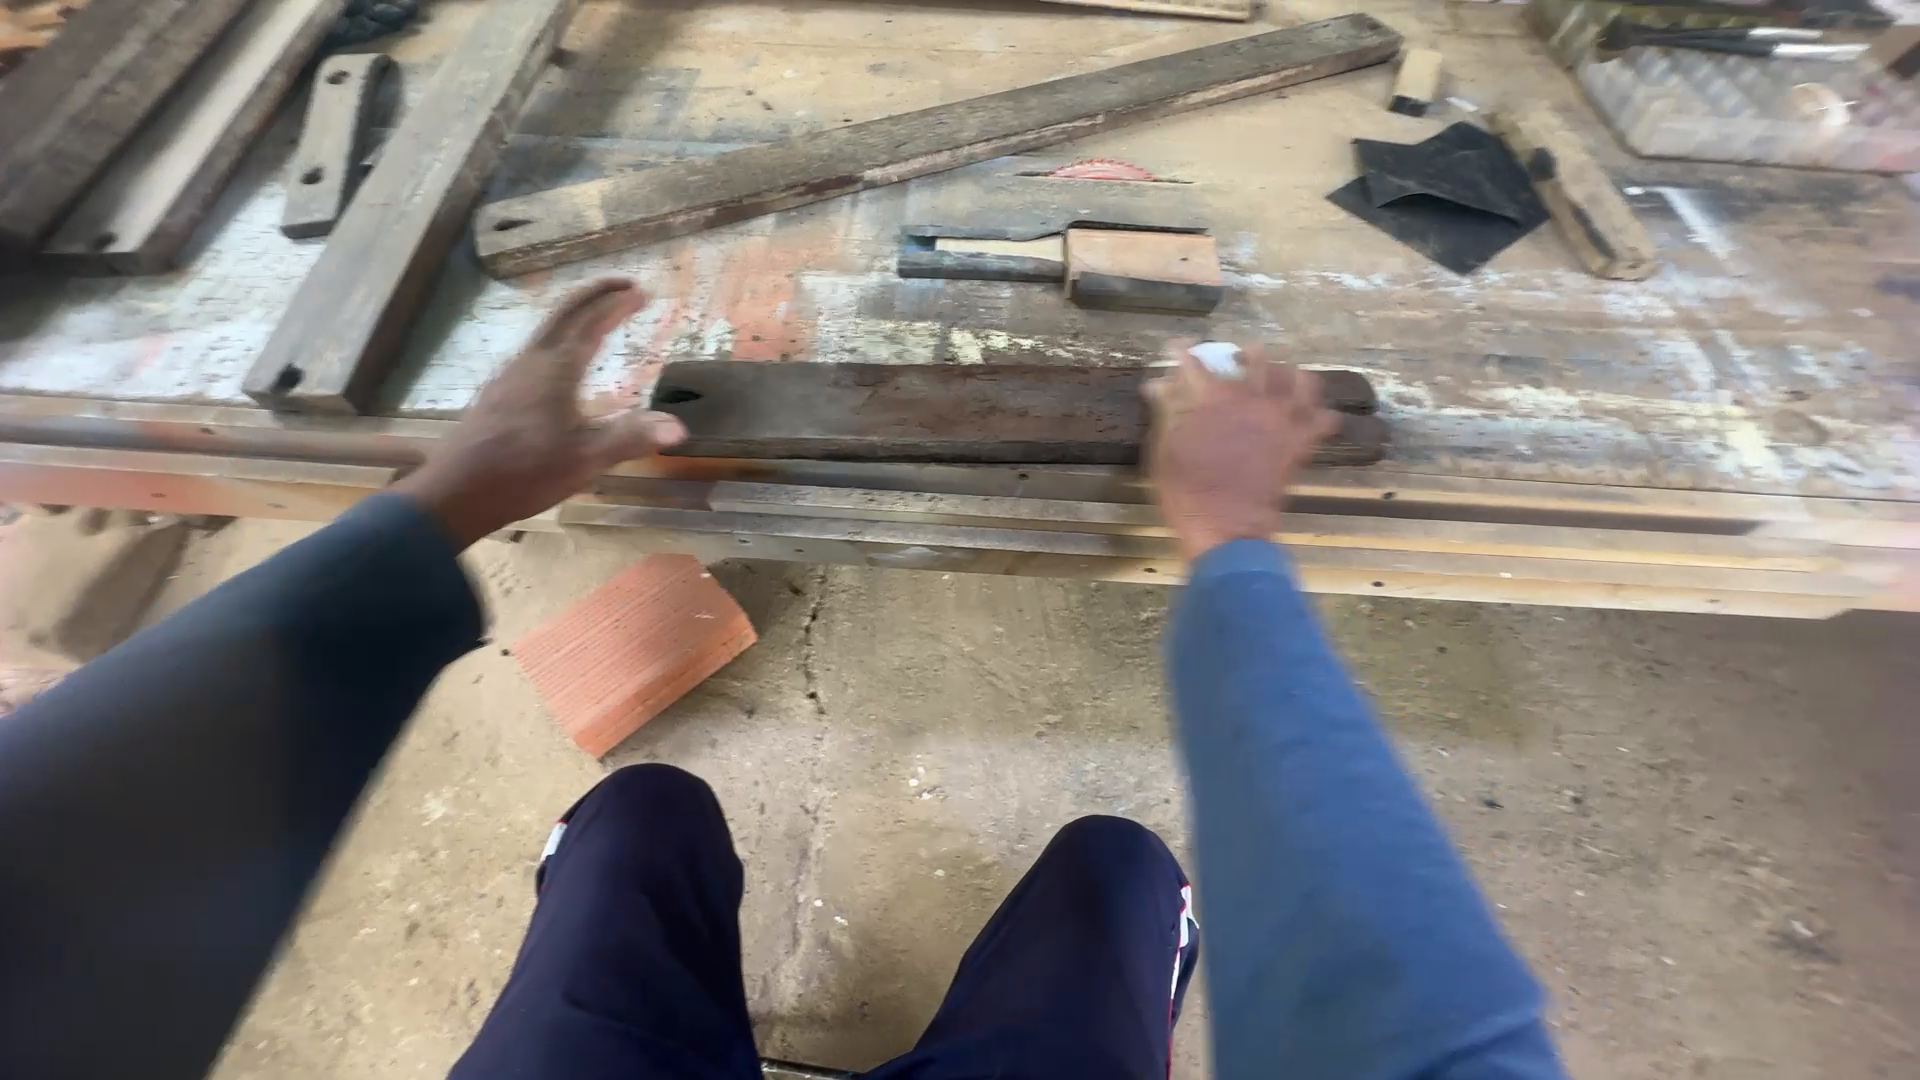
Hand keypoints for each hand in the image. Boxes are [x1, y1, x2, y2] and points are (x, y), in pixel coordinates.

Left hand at [391, 279, 686, 547]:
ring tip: (599, 316)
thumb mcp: (587, 458)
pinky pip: (537, 350)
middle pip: (563, 314)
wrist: (458, 492)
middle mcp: (530, 363)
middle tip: (624, 287)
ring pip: (547, 330)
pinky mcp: (500, 394)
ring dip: (576, 316)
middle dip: (595, 295)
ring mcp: (511, 377)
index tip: (641, 292)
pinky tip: (565, 361)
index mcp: (554, 370)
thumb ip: (632, 437)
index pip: (590, 323)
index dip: (616, 304)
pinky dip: (561, 339)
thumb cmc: (526, 471)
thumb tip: (680, 428)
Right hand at [1142, 340, 1341, 561]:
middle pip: (1257, 362)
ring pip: (1299, 381)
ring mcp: (1281, 421)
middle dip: (1247, 354)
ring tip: (1285, 374)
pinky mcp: (1298, 445)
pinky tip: (1318, 413)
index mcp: (1214, 399)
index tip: (1175, 346)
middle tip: (1240, 356)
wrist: (1225, 526)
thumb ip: (1166, 412)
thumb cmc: (1186, 491)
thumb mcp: (1163, 450)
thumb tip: (1155, 385)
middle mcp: (1253, 401)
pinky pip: (1323, 421)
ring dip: (1290, 374)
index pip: (1196, 366)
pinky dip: (1322, 415)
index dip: (1183, 353)